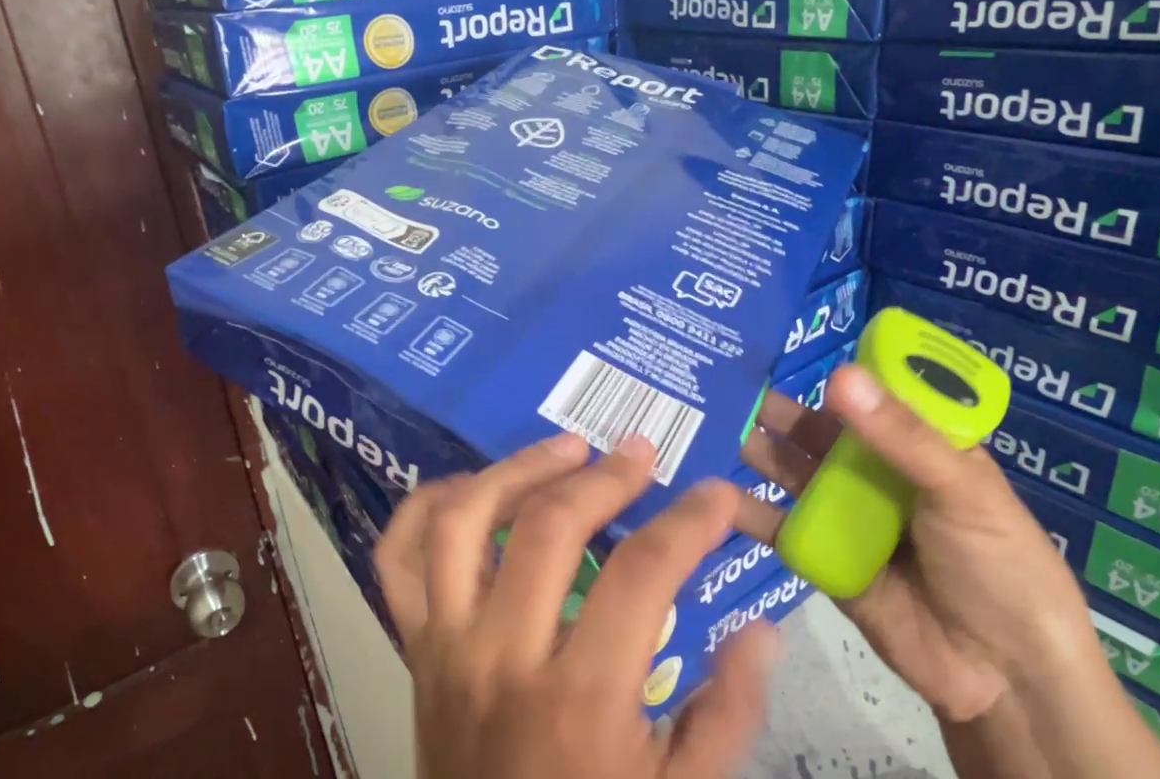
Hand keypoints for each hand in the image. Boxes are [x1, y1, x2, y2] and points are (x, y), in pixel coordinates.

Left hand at [374, 434, 780, 778]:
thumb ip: (727, 712)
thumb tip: (761, 629)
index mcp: (580, 698)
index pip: (642, 574)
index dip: (689, 522)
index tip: (718, 493)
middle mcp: (503, 657)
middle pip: (550, 528)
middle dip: (606, 478)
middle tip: (641, 453)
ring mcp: (447, 647)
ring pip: (463, 523)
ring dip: (517, 470)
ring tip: (566, 448)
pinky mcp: (414, 649)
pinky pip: (398, 558)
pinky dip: (425, 506)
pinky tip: (475, 486)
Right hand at [738, 366, 1102, 722]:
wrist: (1003, 674)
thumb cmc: (999, 564)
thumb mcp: (960, 488)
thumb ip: (898, 436)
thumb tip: (838, 375)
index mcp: (918, 446)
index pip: (868, 397)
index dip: (828, 374)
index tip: (782, 346)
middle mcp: (876, 474)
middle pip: (819, 433)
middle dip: (777, 411)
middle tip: (723, 383)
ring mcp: (846, 517)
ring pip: (792, 473)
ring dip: (757, 451)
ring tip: (710, 426)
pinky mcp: (822, 559)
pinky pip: (779, 527)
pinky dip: (746, 510)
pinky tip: (712, 494)